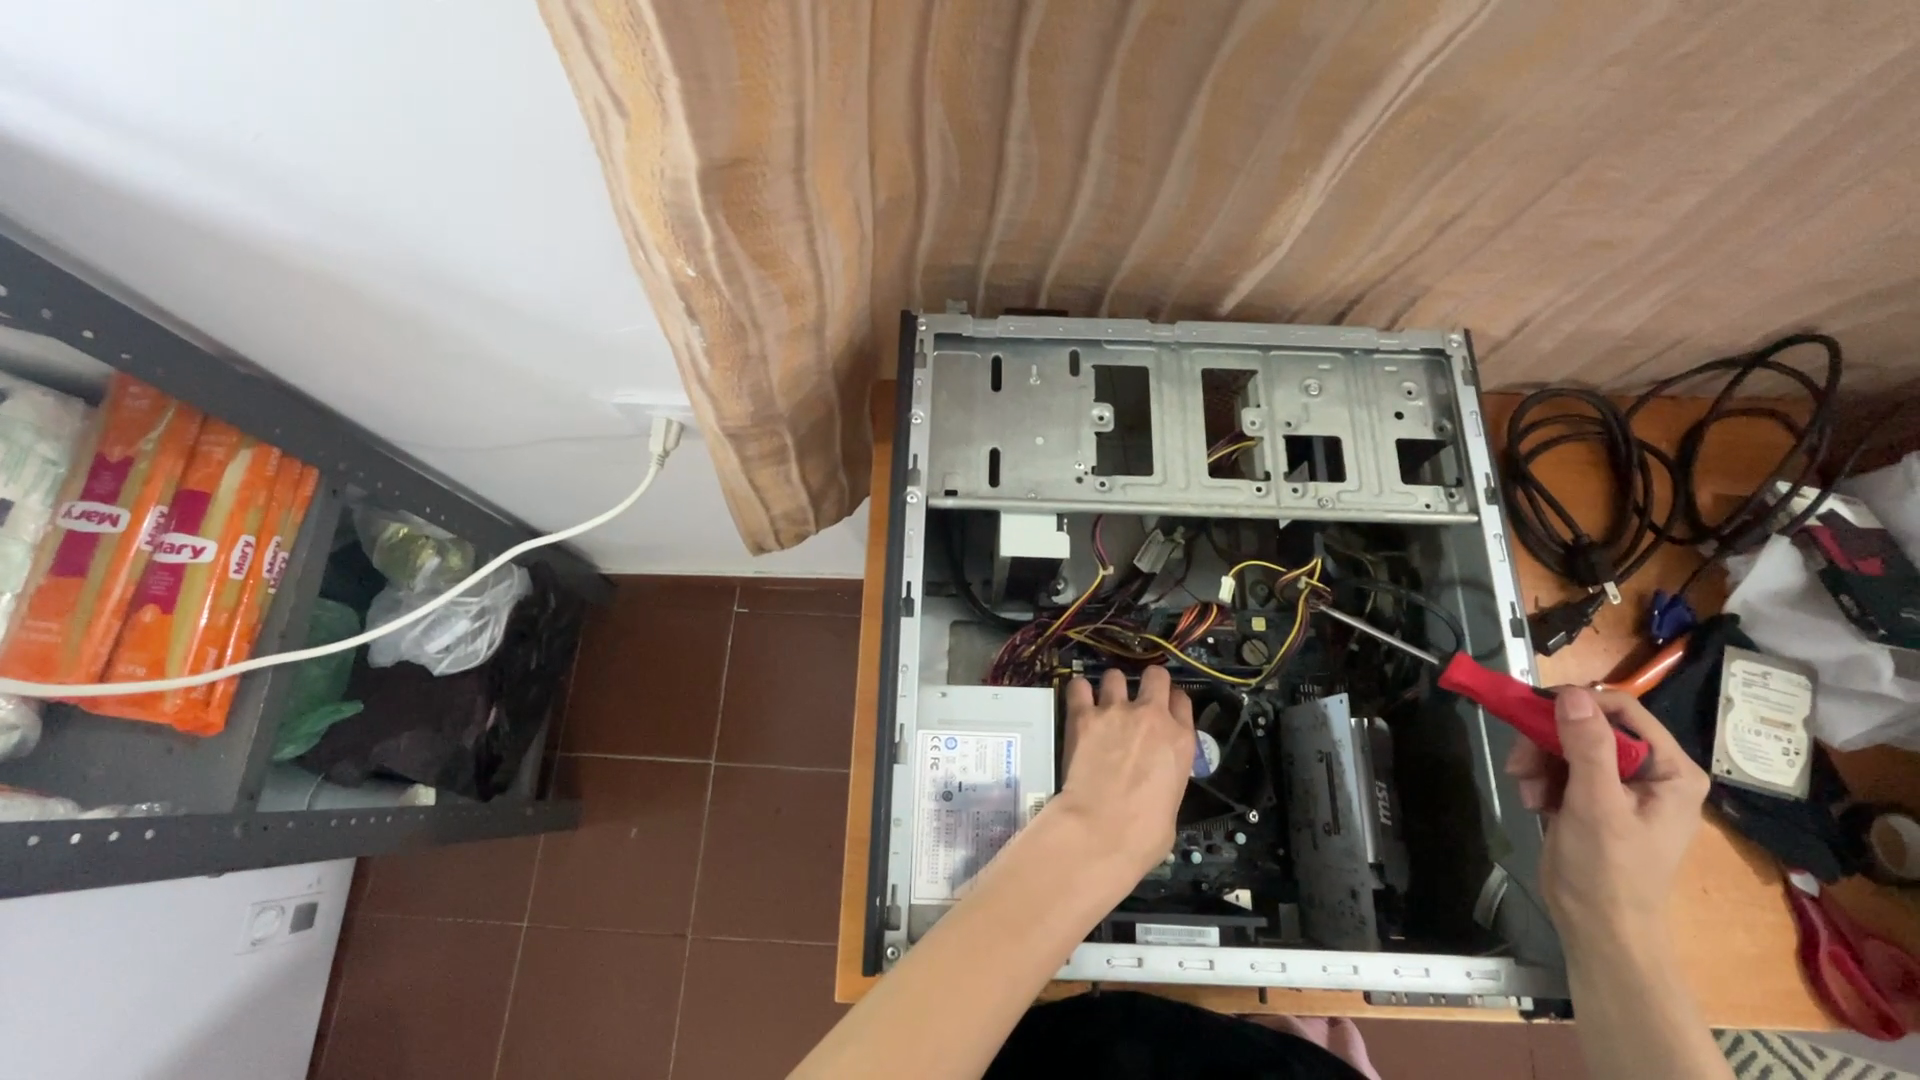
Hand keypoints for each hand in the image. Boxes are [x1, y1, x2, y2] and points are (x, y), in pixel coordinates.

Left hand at [1052, 666, 1194, 877]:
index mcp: (1181, 740)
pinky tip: (1078, 702)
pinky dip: (1078, 692)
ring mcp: (1116, 711)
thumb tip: (1153, 782)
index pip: (1182, 701)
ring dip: (1111, 687)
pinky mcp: (1083, 716)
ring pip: (1115, 676)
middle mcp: (1152, 717)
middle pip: (1155, 676)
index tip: (1163, 710)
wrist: (1103, 829)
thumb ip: (1166, 777)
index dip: (1171, 703)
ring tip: (1103, 703)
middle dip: (1147, 682)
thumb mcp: (1173, 802)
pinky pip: (1079, 687)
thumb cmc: (1145, 832)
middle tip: (1136, 697)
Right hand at [1505, 686, 1710, 947]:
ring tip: (1528, 792)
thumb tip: (1571, 693)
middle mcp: (1650, 772)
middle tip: (1521, 765)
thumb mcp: (1596, 804)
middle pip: (1588, 727)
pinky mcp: (1592, 798)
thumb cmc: (1608, 868)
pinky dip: (1539, 780)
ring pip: (1566, 745)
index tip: (1533, 712)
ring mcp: (1619, 786)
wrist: (1597, 925)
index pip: (1624, 711)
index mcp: (1671, 771)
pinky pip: (1559, 767)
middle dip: (1548, 742)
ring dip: (1538, 763)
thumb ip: (1587, 747)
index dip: (1578, 705)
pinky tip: (1535, 803)